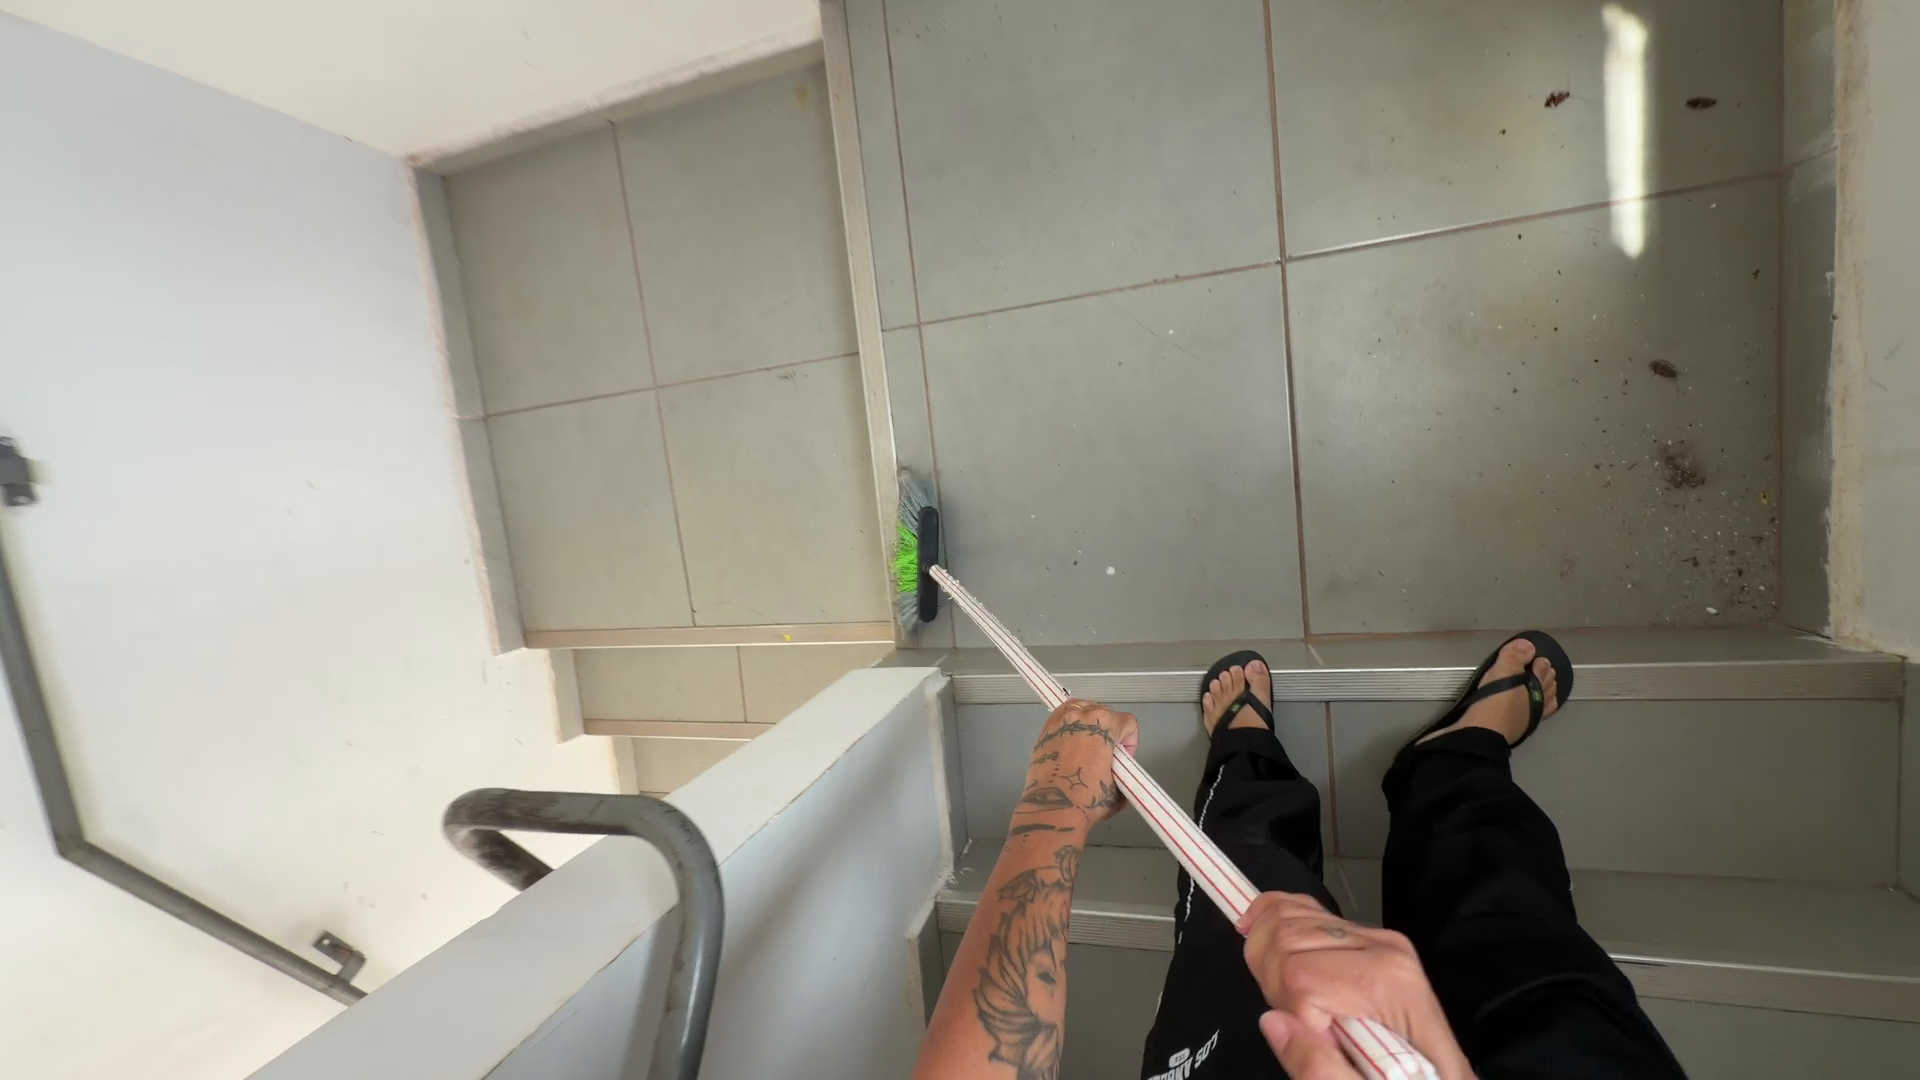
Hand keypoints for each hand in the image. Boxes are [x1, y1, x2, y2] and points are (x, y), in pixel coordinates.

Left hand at [1018, 700, 1139, 828]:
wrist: (1053, 805)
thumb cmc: (1090, 797)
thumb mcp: (1120, 787)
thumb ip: (1124, 771)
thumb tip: (1119, 771)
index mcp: (1104, 723)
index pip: (1128, 722)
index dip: (1130, 743)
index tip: (1122, 761)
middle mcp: (1082, 713)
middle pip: (1105, 713)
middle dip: (1109, 733)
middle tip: (1105, 756)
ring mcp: (1060, 719)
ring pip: (1082, 710)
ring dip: (1088, 725)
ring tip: (1087, 747)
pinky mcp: (1044, 729)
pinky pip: (1062, 718)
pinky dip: (1069, 727)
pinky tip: (1069, 746)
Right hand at [1239, 892, 1474, 1079]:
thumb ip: (1321, 1071)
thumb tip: (1271, 1020)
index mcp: (1390, 987)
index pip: (1300, 976)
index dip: (1288, 1011)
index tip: (1308, 1045)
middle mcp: (1382, 947)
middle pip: (1286, 940)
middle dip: (1272, 982)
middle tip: (1294, 1023)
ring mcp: (1371, 935)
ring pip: (1284, 918)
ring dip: (1266, 956)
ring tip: (1289, 999)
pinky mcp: (1360, 933)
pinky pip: (1298, 905)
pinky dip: (1267, 914)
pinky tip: (1255, 932)